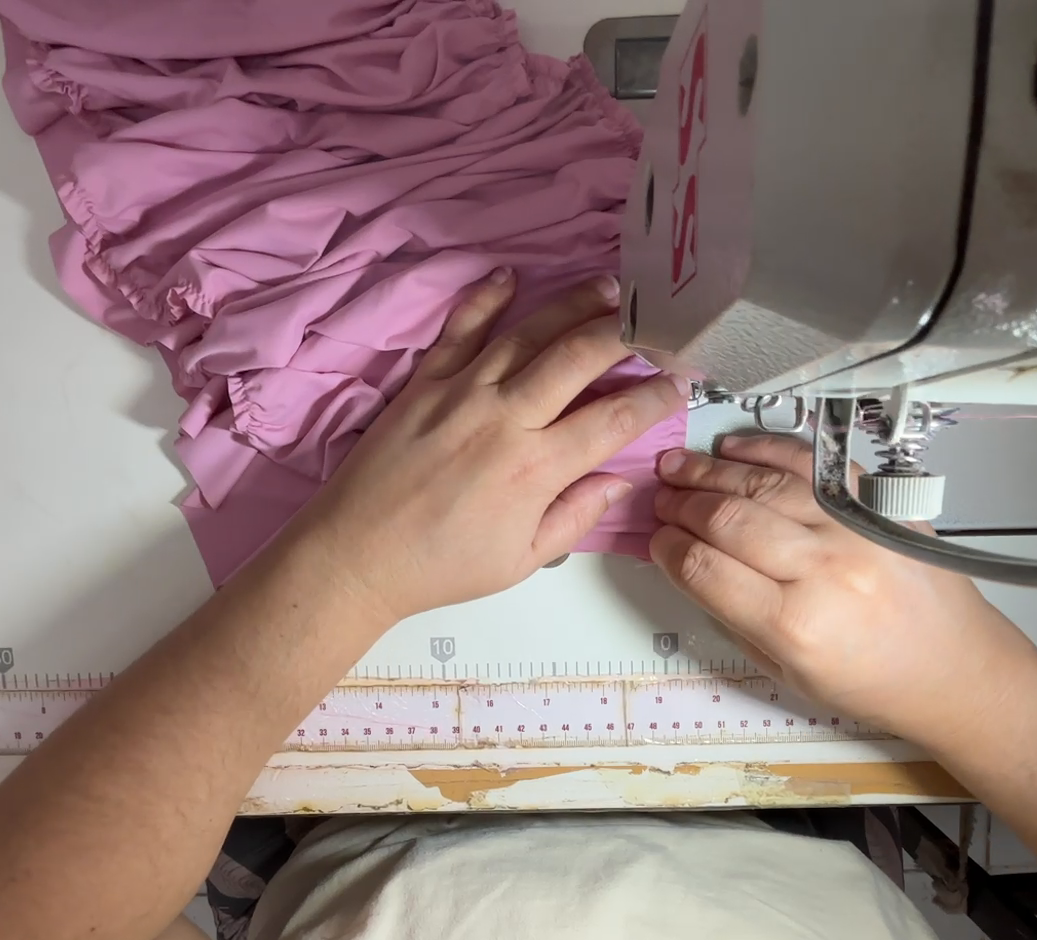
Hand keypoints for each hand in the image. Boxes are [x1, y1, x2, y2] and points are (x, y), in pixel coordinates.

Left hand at [286, 270, 684, 621]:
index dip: (655, 396)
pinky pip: (459, 330)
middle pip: (578, 356)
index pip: (614, 418)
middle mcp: (504, 419)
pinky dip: (484, 299)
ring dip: (572, 304)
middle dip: (625, 332)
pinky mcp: (424, 383)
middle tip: (654, 319)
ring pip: (528, 333)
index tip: (679, 381)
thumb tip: (618, 479)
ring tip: (607, 288)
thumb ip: (575, 516)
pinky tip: (509, 277)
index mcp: (535, 469)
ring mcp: (461, 393)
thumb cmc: (440, 566)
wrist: (357, 554)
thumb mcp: (521, 561)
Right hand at [649, 434, 1036, 745]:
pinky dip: (764, 450)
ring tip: (676, 466)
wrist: (956, 669)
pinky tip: (730, 449)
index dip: (668, 547)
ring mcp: (854, 529)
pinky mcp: (876, 504)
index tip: (655, 537)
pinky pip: (809, 464)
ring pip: (761, 484)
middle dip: (681, 505)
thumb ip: (730, 613)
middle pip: (727, 519)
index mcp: (794, 625)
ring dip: (709, 472)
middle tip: (658, 497)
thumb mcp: (783, 670)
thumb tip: (688, 561)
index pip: (704, 569)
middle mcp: (824, 570)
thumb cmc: (868, 681)